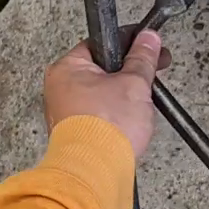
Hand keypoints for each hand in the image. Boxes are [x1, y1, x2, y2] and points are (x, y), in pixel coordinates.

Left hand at [43, 29, 168, 157]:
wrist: (97, 169)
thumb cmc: (106, 127)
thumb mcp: (134, 84)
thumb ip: (142, 58)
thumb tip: (148, 39)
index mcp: (67, 68)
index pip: (102, 45)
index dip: (129, 45)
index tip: (148, 50)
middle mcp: (59, 89)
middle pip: (101, 72)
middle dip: (128, 76)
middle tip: (149, 80)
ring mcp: (64, 113)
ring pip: (101, 96)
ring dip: (122, 99)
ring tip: (139, 109)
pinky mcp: (74, 134)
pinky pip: (98, 117)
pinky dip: (113, 118)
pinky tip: (127, 126)